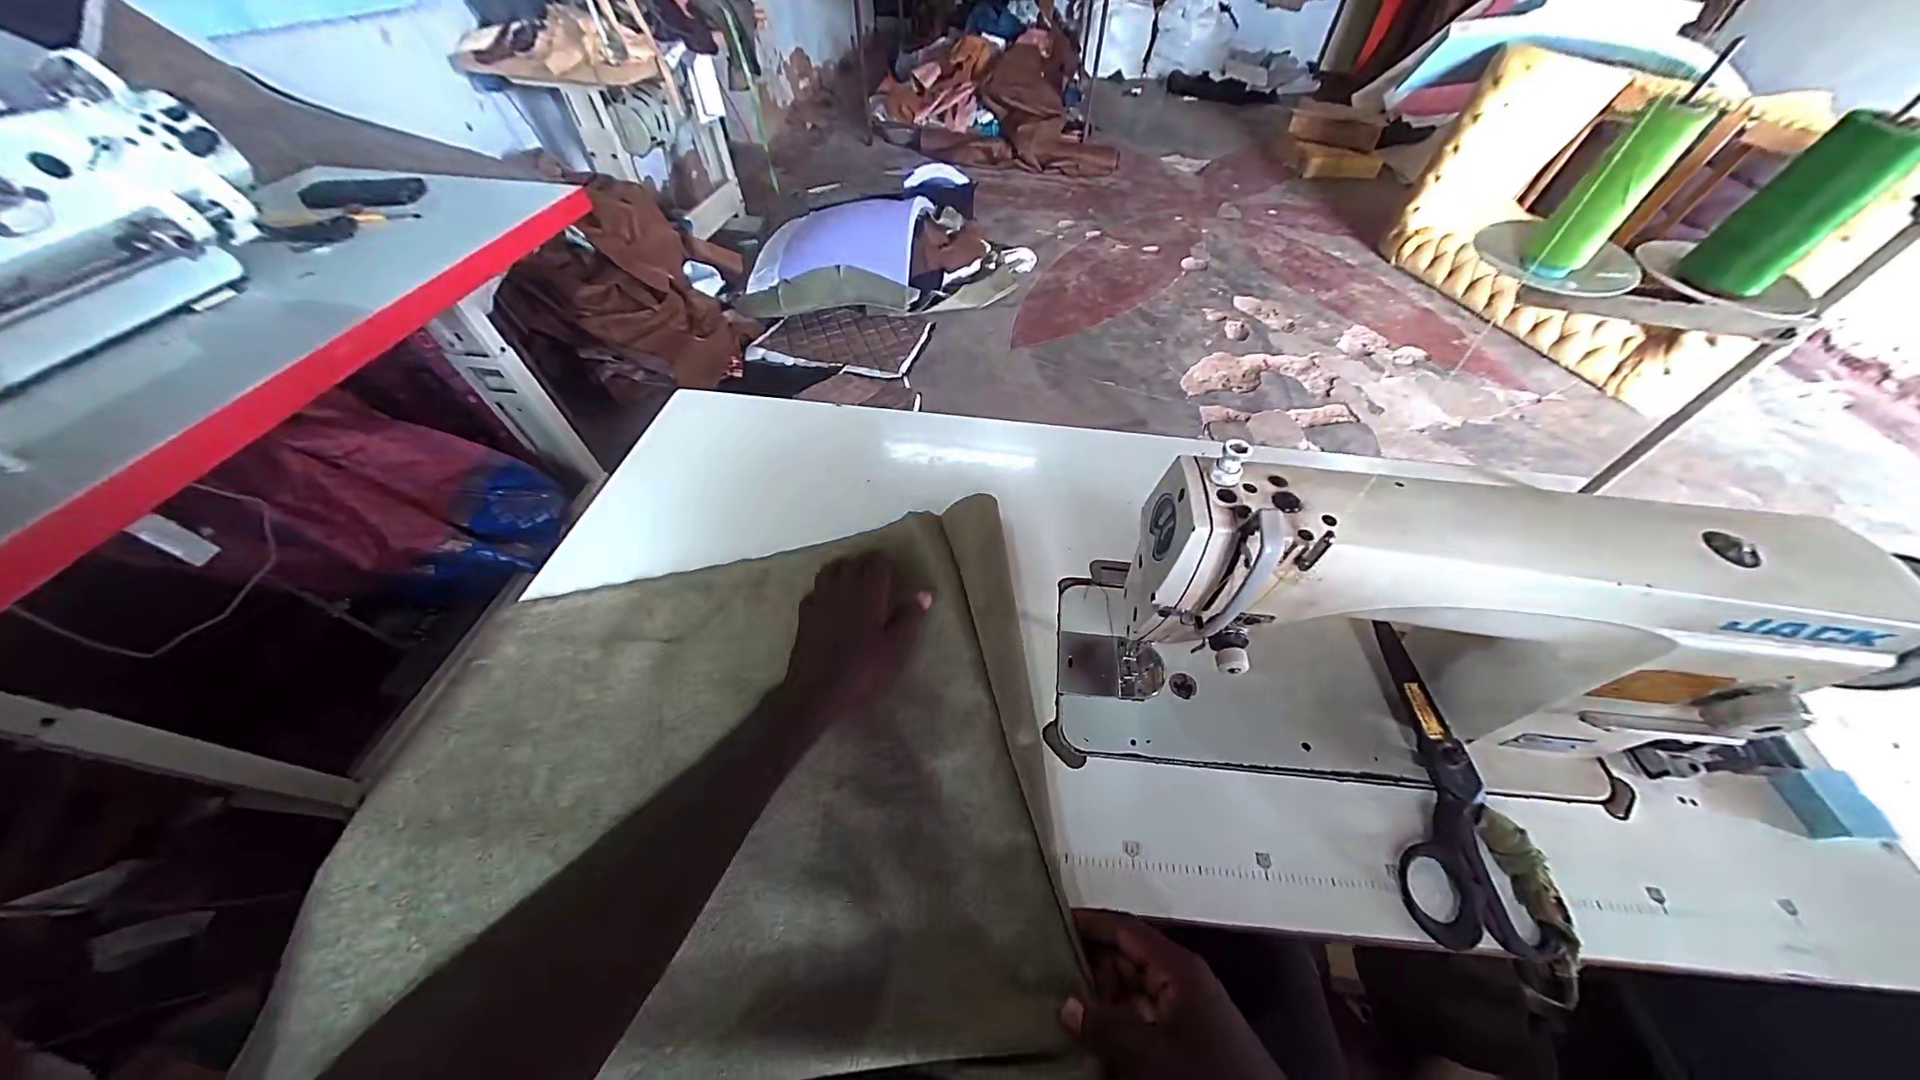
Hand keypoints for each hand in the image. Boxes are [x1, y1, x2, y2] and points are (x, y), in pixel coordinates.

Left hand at [778, 553, 931, 718]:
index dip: (888, 564)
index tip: (896, 571)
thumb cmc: (863, 672)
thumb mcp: (896, 649)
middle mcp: (842, 590)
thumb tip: (924, 594)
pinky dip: (825, 588)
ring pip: (831, 570)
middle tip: (879, 574)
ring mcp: (820, 601)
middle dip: (867, 563)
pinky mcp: (804, 615)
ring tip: (854, 579)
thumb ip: (910, 618)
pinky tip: (830, 600)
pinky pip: (815, 590)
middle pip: (854, 563)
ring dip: (844, 569)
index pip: (878, 564)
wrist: (818, 693)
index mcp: (868, 595)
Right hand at [1063, 910, 1284, 1079]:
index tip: (1056, 920)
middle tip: (1052, 977)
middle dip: (1091, 968)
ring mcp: (1183, 1011)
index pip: (1125, 929)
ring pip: (1130, 992)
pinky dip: (1117, 1025)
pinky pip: (1141, 1020)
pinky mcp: (1185, 1040)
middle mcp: (1179, 981)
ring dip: (1101, 1001)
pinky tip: (1093, 1039)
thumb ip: (1105, 1027)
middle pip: (1124, 959)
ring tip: (1065, 1009)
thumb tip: (1067, 1005)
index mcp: (1176, 968)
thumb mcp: (1151, 1056)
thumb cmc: (1208, 1079)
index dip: (1090, 923)